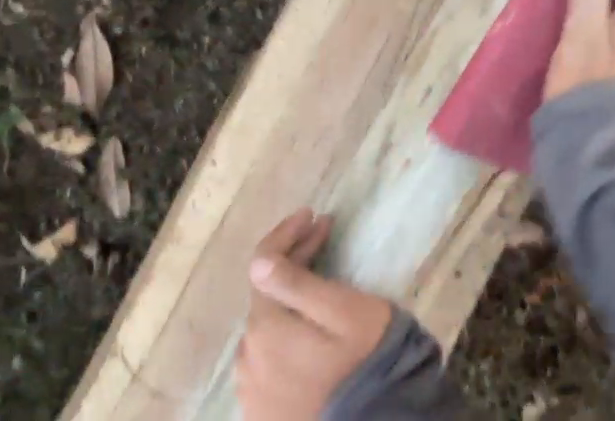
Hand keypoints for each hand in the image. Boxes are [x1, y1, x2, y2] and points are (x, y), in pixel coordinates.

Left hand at [236, 209, 393, 420]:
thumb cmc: (367, 360)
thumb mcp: (343, 311)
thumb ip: (297, 285)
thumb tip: (258, 262)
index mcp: (265, 328)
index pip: (264, 264)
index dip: (288, 234)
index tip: (314, 214)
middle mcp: (247, 358)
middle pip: (265, 296)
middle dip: (291, 260)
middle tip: (324, 236)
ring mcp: (252, 391)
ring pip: (264, 329)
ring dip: (286, 299)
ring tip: (317, 280)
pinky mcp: (262, 414)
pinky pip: (266, 361)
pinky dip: (283, 335)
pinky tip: (306, 330)